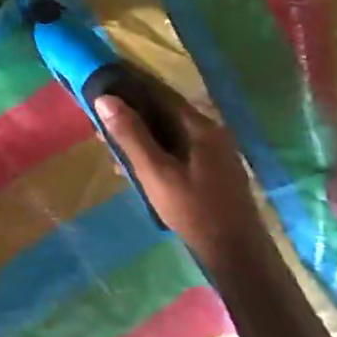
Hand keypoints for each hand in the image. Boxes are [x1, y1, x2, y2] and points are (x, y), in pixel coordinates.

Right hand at [94, 92, 265, 262]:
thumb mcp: (155, 172)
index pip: (160, 92)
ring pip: (169, 131)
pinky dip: (153, 149)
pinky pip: (176, 147)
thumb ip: (131, 135)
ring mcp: (213, 151)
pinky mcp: (211, 169)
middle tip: (101, 123)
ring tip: (112, 147)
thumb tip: (105, 98)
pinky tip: (135, 166)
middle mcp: (210, 131)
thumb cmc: (193, 210)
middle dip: (131, 113)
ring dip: (140, 134)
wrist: (235, 253)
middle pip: (164, 111)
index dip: (130, 85)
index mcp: (200, 126)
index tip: (103, 83)